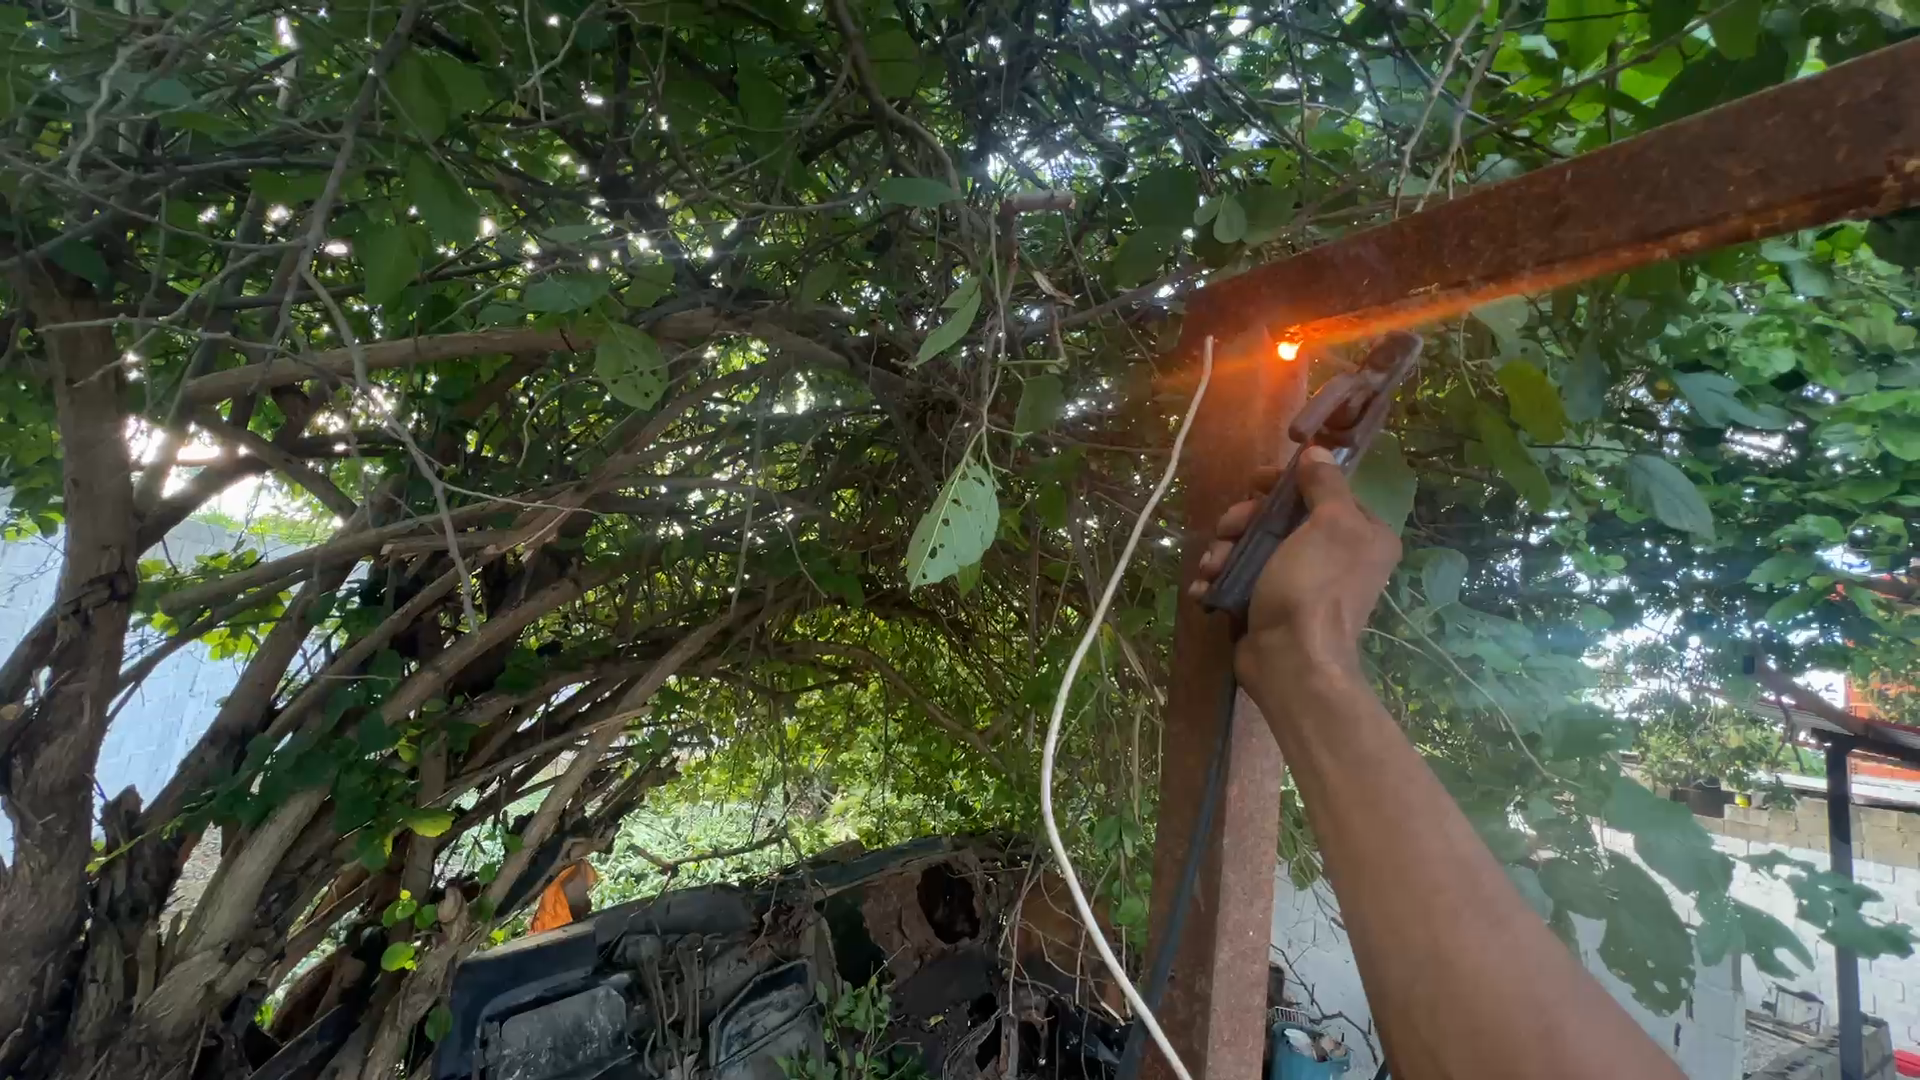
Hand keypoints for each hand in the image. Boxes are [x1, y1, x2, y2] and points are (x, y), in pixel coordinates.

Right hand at [1187, 446, 1400, 685]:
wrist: (1290, 660)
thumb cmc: (1313, 587)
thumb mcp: (1330, 525)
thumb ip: (1324, 485)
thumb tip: (1317, 452)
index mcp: (1360, 534)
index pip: (1321, 491)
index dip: (1284, 482)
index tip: (1253, 481)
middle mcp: (1334, 555)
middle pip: (1277, 517)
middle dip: (1243, 521)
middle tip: (1226, 529)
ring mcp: (1296, 581)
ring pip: (1250, 546)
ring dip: (1223, 552)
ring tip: (1211, 568)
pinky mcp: (1265, 603)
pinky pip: (1237, 577)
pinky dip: (1218, 580)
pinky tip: (1205, 588)